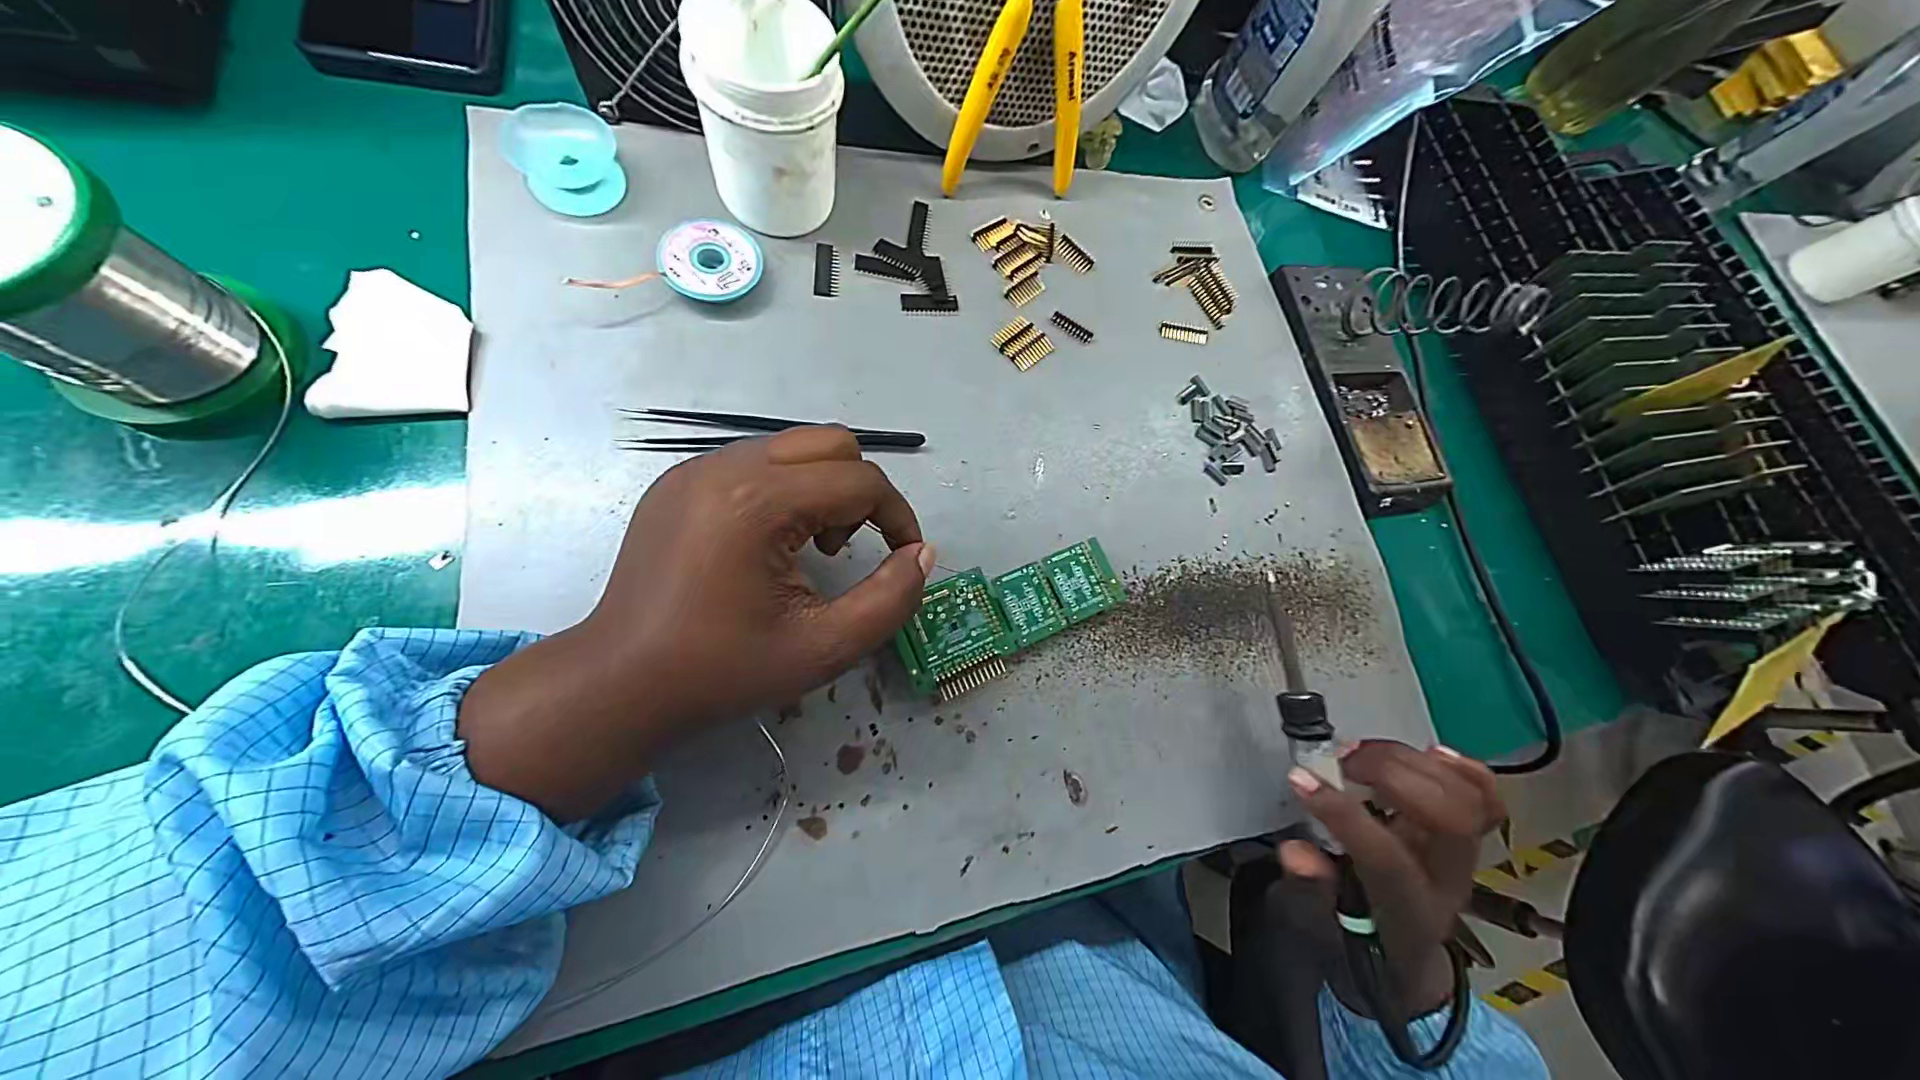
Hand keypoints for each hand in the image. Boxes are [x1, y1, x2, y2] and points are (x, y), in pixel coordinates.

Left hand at [459, 426, 934, 820]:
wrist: (620, 683)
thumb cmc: (722, 672)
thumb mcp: (823, 650)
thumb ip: (890, 601)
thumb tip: (921, 555)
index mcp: (758, 502)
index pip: (860, 481)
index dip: (899, 518)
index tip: (904, 558)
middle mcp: (724, 466)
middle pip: (830, 444)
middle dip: (860, 494)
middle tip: (847, 551)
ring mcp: (694, 469)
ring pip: (792, 448)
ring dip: (822, 489)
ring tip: (807, 549)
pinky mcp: (677, 482)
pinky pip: (753, 462)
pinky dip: (783, 490)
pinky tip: (767, 543)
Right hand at [1280, 741, 1503, 1014]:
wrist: (1403, 956)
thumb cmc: (1357, 938)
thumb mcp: (1319, 928)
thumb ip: (1310, 891)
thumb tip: (1296, 853)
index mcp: (1406, 909)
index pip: (1387, 858)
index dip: (1342, 813)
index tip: (1301, 779)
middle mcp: (1446, 880)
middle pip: (1447, 818)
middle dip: (1391, 775)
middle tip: (1340, 760)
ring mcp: (1464, 856)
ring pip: (1467, 799)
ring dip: (1413, 762)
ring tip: (1362, 753)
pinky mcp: (1468, 835)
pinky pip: (1485, 797)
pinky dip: (1459, 767)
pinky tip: (1424, 752)